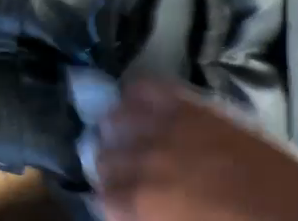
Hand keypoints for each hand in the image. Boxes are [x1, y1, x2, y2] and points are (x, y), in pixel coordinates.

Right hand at [95, 80, 297, 220]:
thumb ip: (157, 219)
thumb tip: (136, 212)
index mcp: (146, 205)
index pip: (102, 194)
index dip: (107, 199)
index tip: (116, 202)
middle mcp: (148, 162)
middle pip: (103, 155)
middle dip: (108, 165)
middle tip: (120, 174)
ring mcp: (171, 130)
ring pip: (117, 117)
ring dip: (115, 128)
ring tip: (123, 134)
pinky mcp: (196, 109)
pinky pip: (149, 89)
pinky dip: (137, 94)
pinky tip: (137, 102)